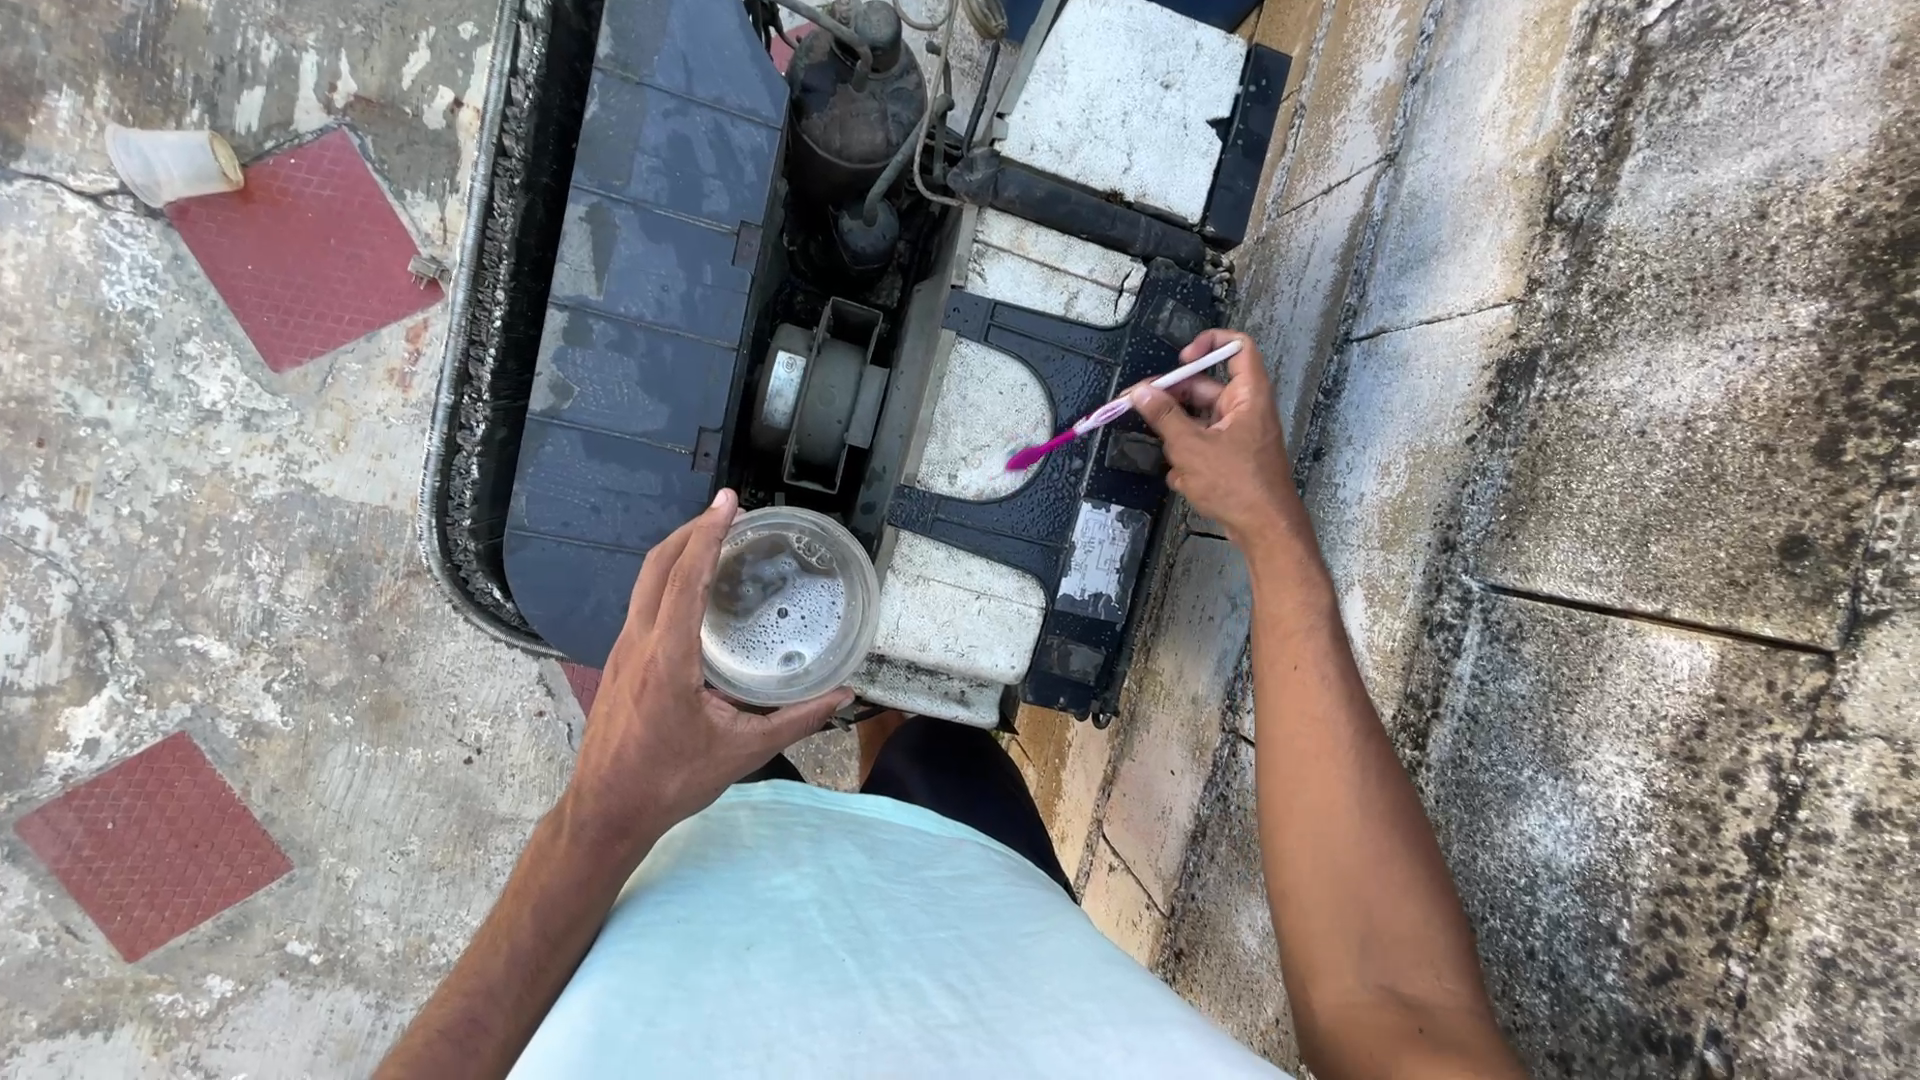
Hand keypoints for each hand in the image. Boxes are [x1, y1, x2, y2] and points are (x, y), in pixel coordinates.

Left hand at [562, 489, 851, 858]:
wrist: (606, 812)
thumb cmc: (672, 782)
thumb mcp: (743, 752)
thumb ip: (796, 719)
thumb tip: (843, 695)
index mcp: (667, 658)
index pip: (686, 580)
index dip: (708, 536)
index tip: (729, 503)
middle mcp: (639, 643)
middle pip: (656, 566)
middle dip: (690, 529)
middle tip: (728, 511)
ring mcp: (623, 650)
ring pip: (644, 582)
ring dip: (677, 551)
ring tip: (715, 538)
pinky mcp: (620, 661)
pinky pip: (643, 602)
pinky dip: (669, 578)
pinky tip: (694, 588)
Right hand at [1128, 330, 1299, 550]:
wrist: (1264, 528)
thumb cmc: (1237, 484)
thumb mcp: (1191, 446)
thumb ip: (1164, 416)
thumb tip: (1141, 392)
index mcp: (1248, 395)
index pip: (1237, 347)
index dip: (1209, 343)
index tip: (1181, 359)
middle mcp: (1246, 410)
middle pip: (1205, 388)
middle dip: (1174, 401)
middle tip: (1142, 406)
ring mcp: (1239, 436)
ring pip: (1199, 422)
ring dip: (1179, 438)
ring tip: (1174, 457)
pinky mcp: (1232, 459)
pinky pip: (1203, 447)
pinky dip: (1189, 461)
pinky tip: (1185, 480)